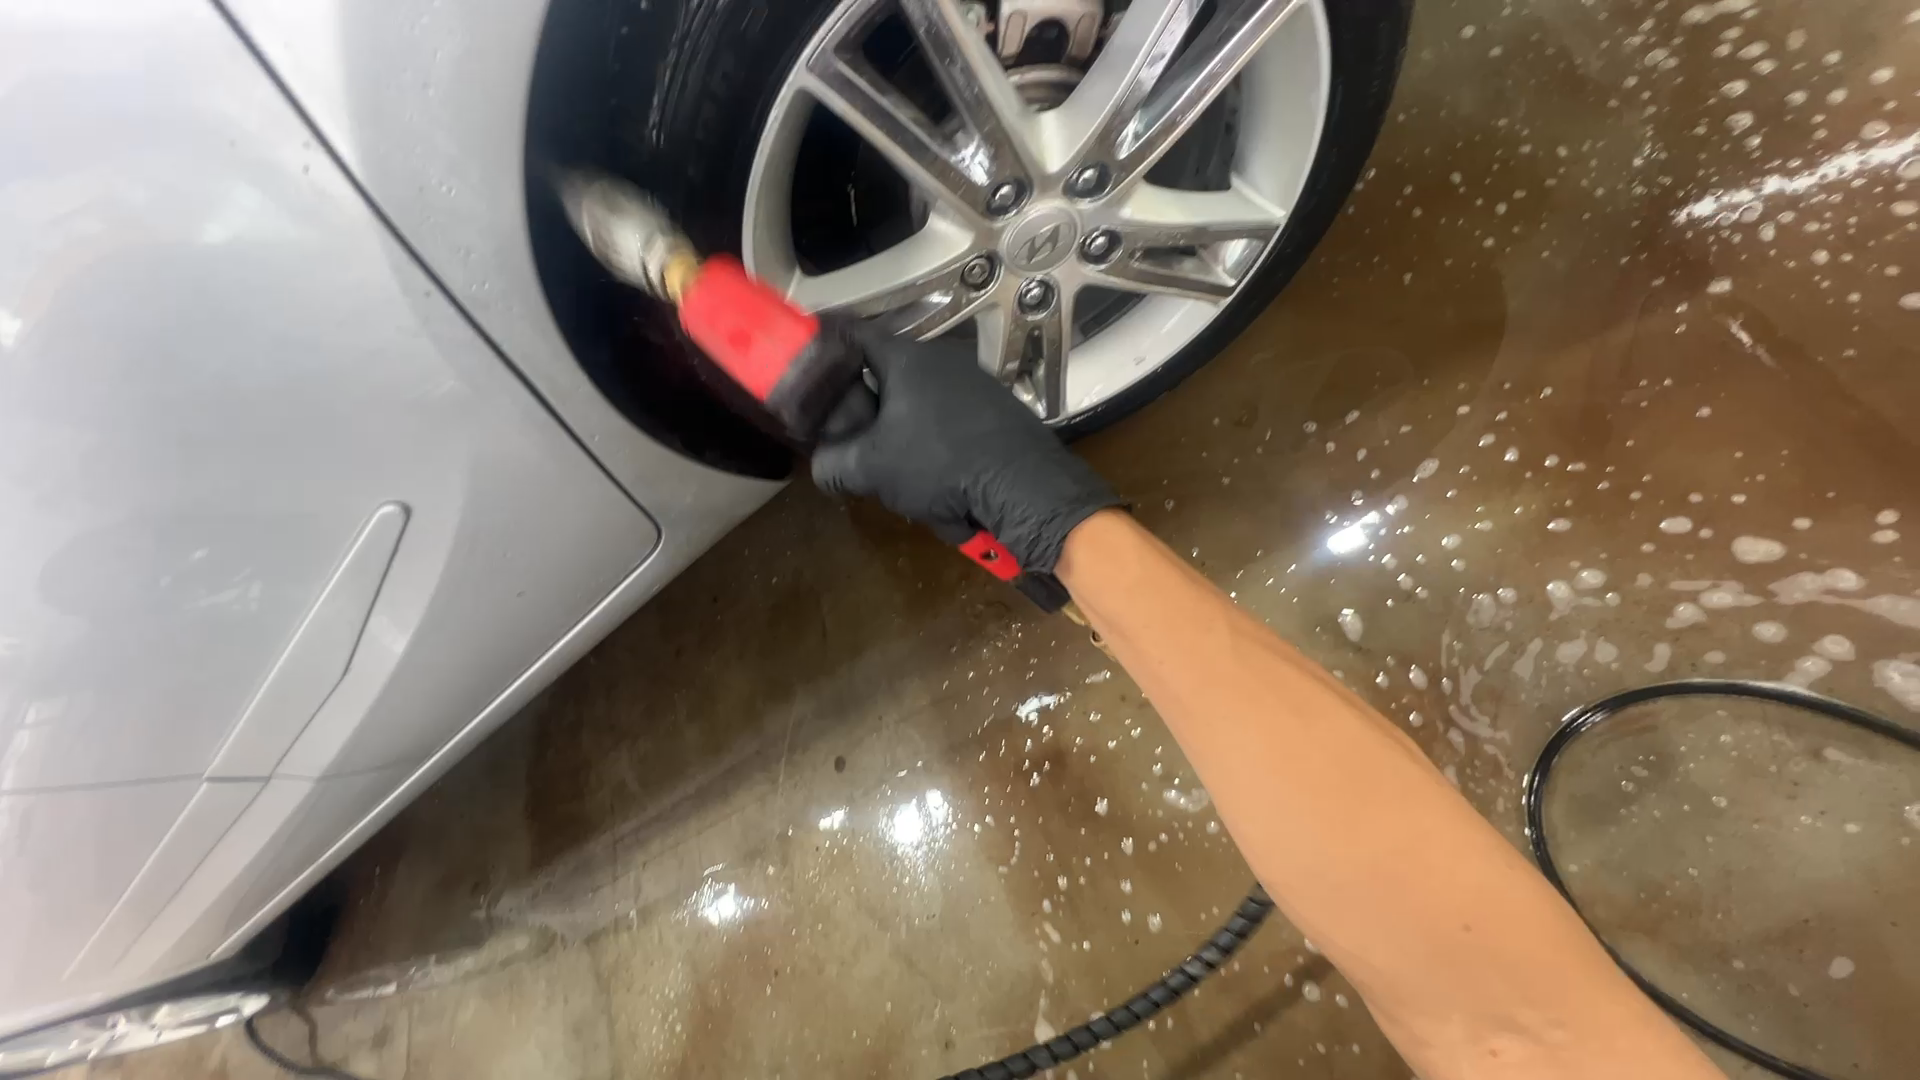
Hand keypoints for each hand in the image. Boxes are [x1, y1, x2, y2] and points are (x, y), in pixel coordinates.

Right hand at [811, 330, 1121, 574]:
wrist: (1025, 486)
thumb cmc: (940, 463)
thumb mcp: (871, 468)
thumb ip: (834, 463)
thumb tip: (823, 466)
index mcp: (906, 359)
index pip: (851, 334)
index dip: (822, 346)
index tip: (805, 361)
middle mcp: (943, 361)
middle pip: (885, 377)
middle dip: (866, 413)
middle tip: (852, 443)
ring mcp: (976, 385)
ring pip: (920, 408)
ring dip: (904, 440)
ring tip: (901, 478)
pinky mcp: (998, 413)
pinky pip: (951, 427)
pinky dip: (938, 453)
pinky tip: (942, 487)